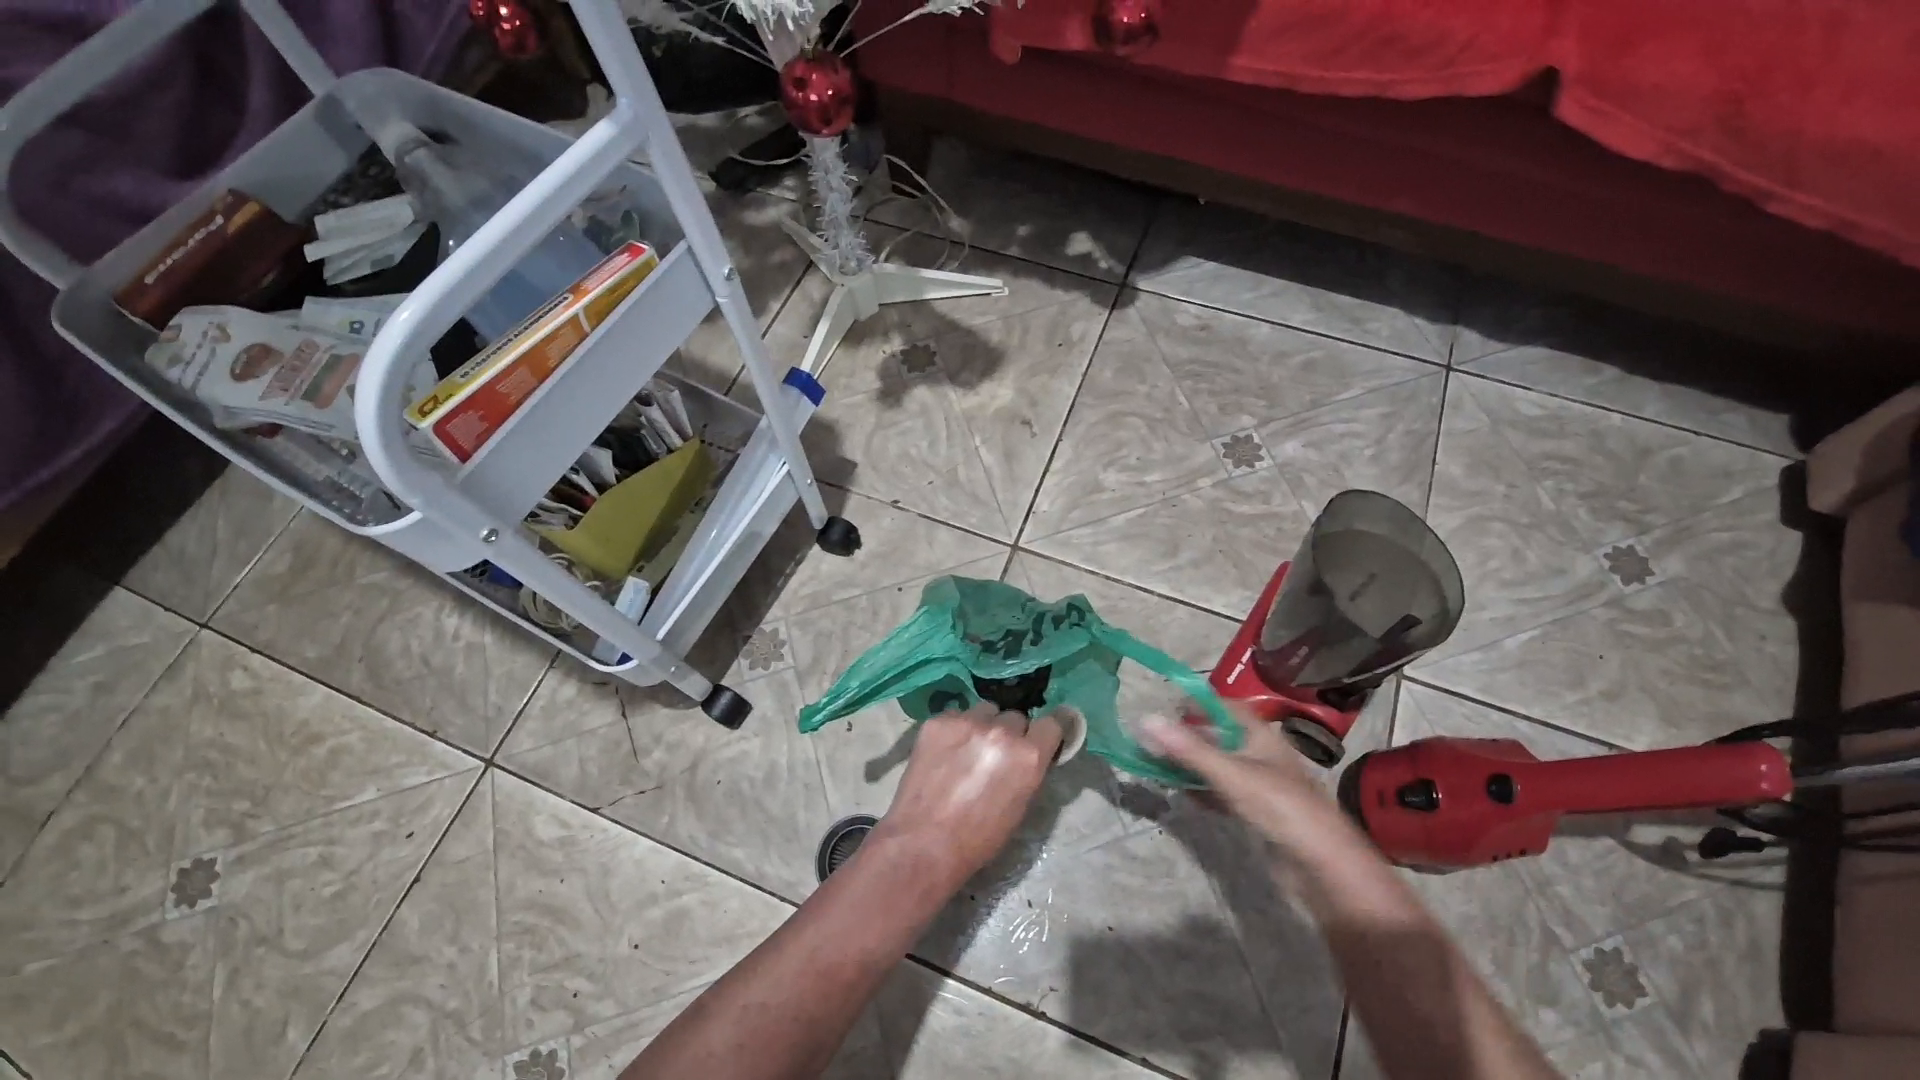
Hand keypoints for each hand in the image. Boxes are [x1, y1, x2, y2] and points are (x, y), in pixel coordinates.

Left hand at [870, 704, 1064, 889]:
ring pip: (986, 711)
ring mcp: (967, 722)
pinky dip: (955, 729)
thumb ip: (1030, 771)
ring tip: (968, 750)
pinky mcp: (937, 722)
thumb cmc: (979, 838)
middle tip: (996, 756)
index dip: (1048, 731)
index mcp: (1028, 756)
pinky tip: (945, 752)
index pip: (1052, 723)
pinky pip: (956, 715)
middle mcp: (1002, 732)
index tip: (1042, 736)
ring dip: (984, 726)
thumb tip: (1031, 755)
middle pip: (1016, 717)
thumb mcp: (1020, 807)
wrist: (924, 842)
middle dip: (1011, 734)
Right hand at [1142, 711, 1351, 857]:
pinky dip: (1202, 792)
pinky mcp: (1257, 814)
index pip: (1228, 708)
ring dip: (1191, 767)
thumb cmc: (1279, 806)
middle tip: (1154, 740)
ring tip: (1158, 766)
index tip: (1168, 707)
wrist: (1320, 864)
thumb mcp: (1231, 774)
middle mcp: (1261, 756)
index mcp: (1262, 737)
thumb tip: (1145, 720)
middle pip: (1220, 739)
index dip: (1200, 704)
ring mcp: (1260, 786)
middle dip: (1189, 738)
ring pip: (1219, 768)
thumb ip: (1188, 750)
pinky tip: (1181, 795)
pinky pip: (1222, 794)